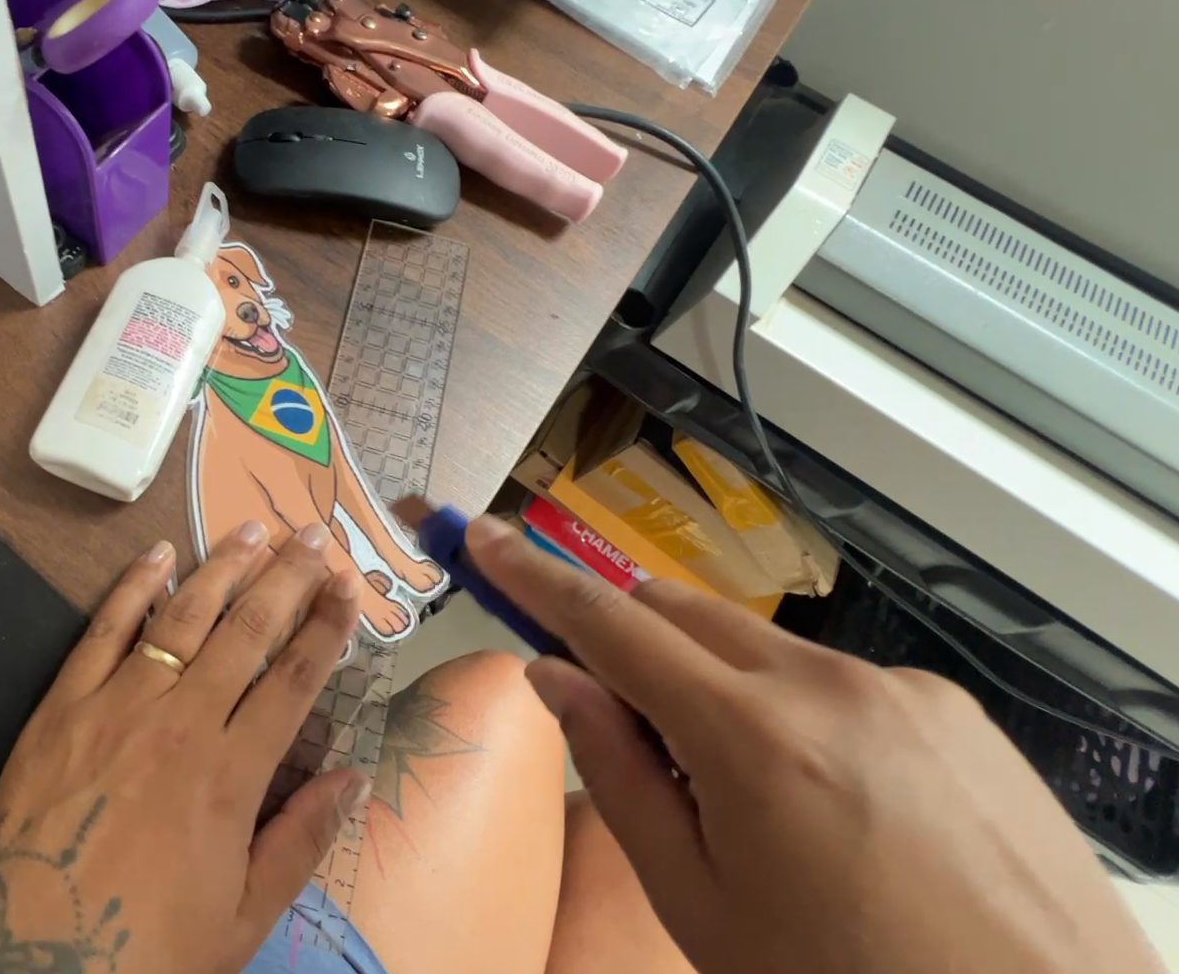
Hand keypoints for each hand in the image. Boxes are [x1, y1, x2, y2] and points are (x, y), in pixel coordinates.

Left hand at [0, 521, 367, 973]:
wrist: (31, 954)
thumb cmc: (148, 942)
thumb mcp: (244, 915)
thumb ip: (303, 839)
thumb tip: (356, 778)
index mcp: (232, 772)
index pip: (293, 678)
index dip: (326, 626)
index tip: (347, 586)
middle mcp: (183, 721)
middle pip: (246, 631)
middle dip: (287, 578)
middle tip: (313, 536)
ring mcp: (120, 702)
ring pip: (183, 617)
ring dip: (222, 569)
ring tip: (251, 530)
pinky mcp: (65, 701)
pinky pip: (104, 629)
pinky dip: (134, 586)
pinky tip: (158, 553)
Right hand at [466, 514, 1163, 973]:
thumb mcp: (693, 900)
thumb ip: (612, 768)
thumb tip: (553, 674)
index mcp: (749, 737)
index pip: (606, 623)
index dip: (532, 575)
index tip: (484, 534)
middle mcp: (825, 684)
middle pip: (674, 608)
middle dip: (626, 636)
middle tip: (624, 716)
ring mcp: (901, 688)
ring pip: (747, 637)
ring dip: (707, 673)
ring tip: (740, 781)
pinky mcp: (953, 708)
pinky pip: (823, 671)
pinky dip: (783, 697)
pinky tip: (827, 789)